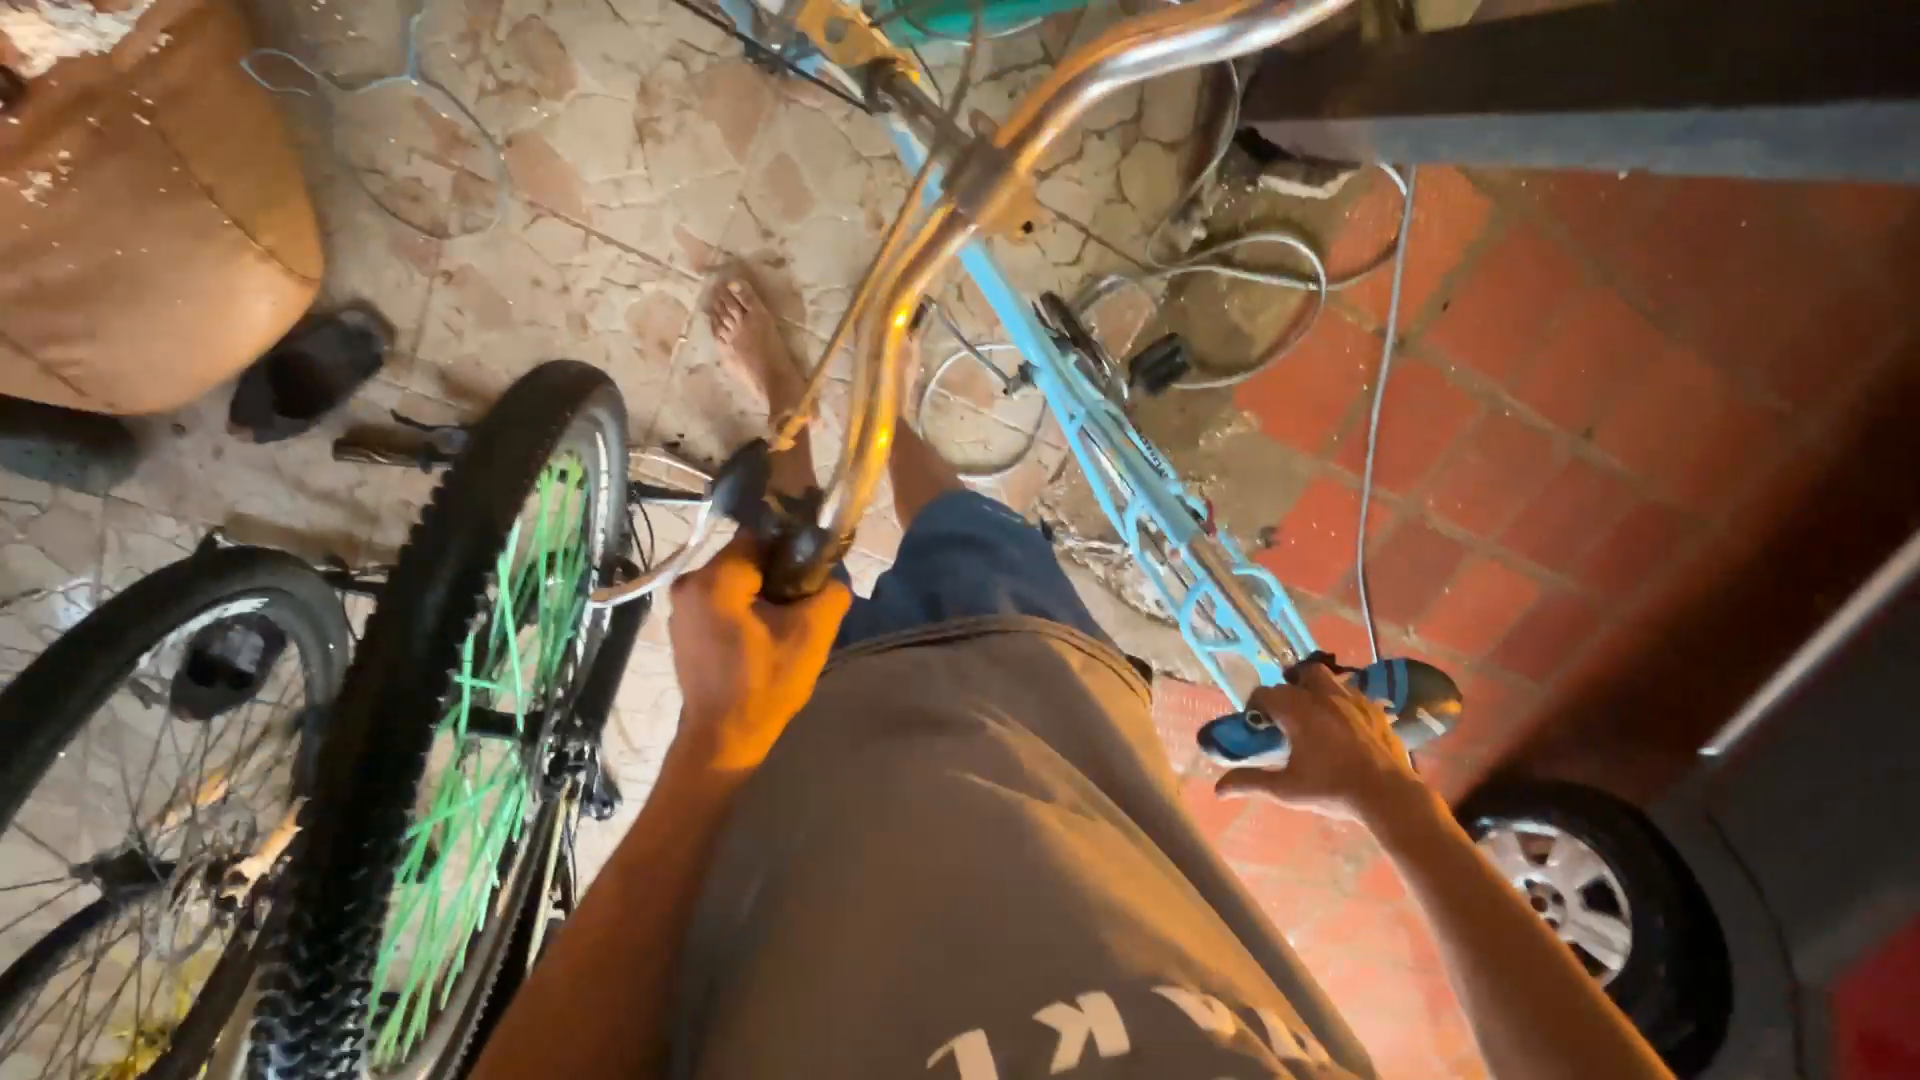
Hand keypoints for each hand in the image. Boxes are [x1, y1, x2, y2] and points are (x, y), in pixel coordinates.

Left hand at [666, 535, 851, 773]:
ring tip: (782, 624)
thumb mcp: (813, 634)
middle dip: (775, 575)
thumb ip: (831, 591)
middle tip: (800, 604)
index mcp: (716, 578)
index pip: (760, 537)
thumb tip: (832, 576)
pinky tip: (758, 638)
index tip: (810, 574)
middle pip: (745, 559)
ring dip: (758, 594)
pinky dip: (740, 610)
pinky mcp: (681, 629)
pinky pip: (718, 602)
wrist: (724, 738)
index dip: (791, 551)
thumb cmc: (766, 684)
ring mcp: (679, 608)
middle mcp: (689, 583)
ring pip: (732, 581)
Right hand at [1214, 663, 1432, 824]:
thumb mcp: (1286, 789)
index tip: (1258, 725)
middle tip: (1287, 716)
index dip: (1257, 705)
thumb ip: (1250, 782)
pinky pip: (1353, 693)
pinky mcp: (1375, 710)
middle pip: (1298, 676)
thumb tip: (1218, 789)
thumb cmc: (1331, 789)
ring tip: (1315, 711)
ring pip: (1328, 678)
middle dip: (1288, 690)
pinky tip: (1344, 722)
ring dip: (1316, 688)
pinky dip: (1343, 701)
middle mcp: (1322, 696)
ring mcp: (1352, 700)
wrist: (1387, 795)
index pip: (1266, 693)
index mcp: (1297, 710)